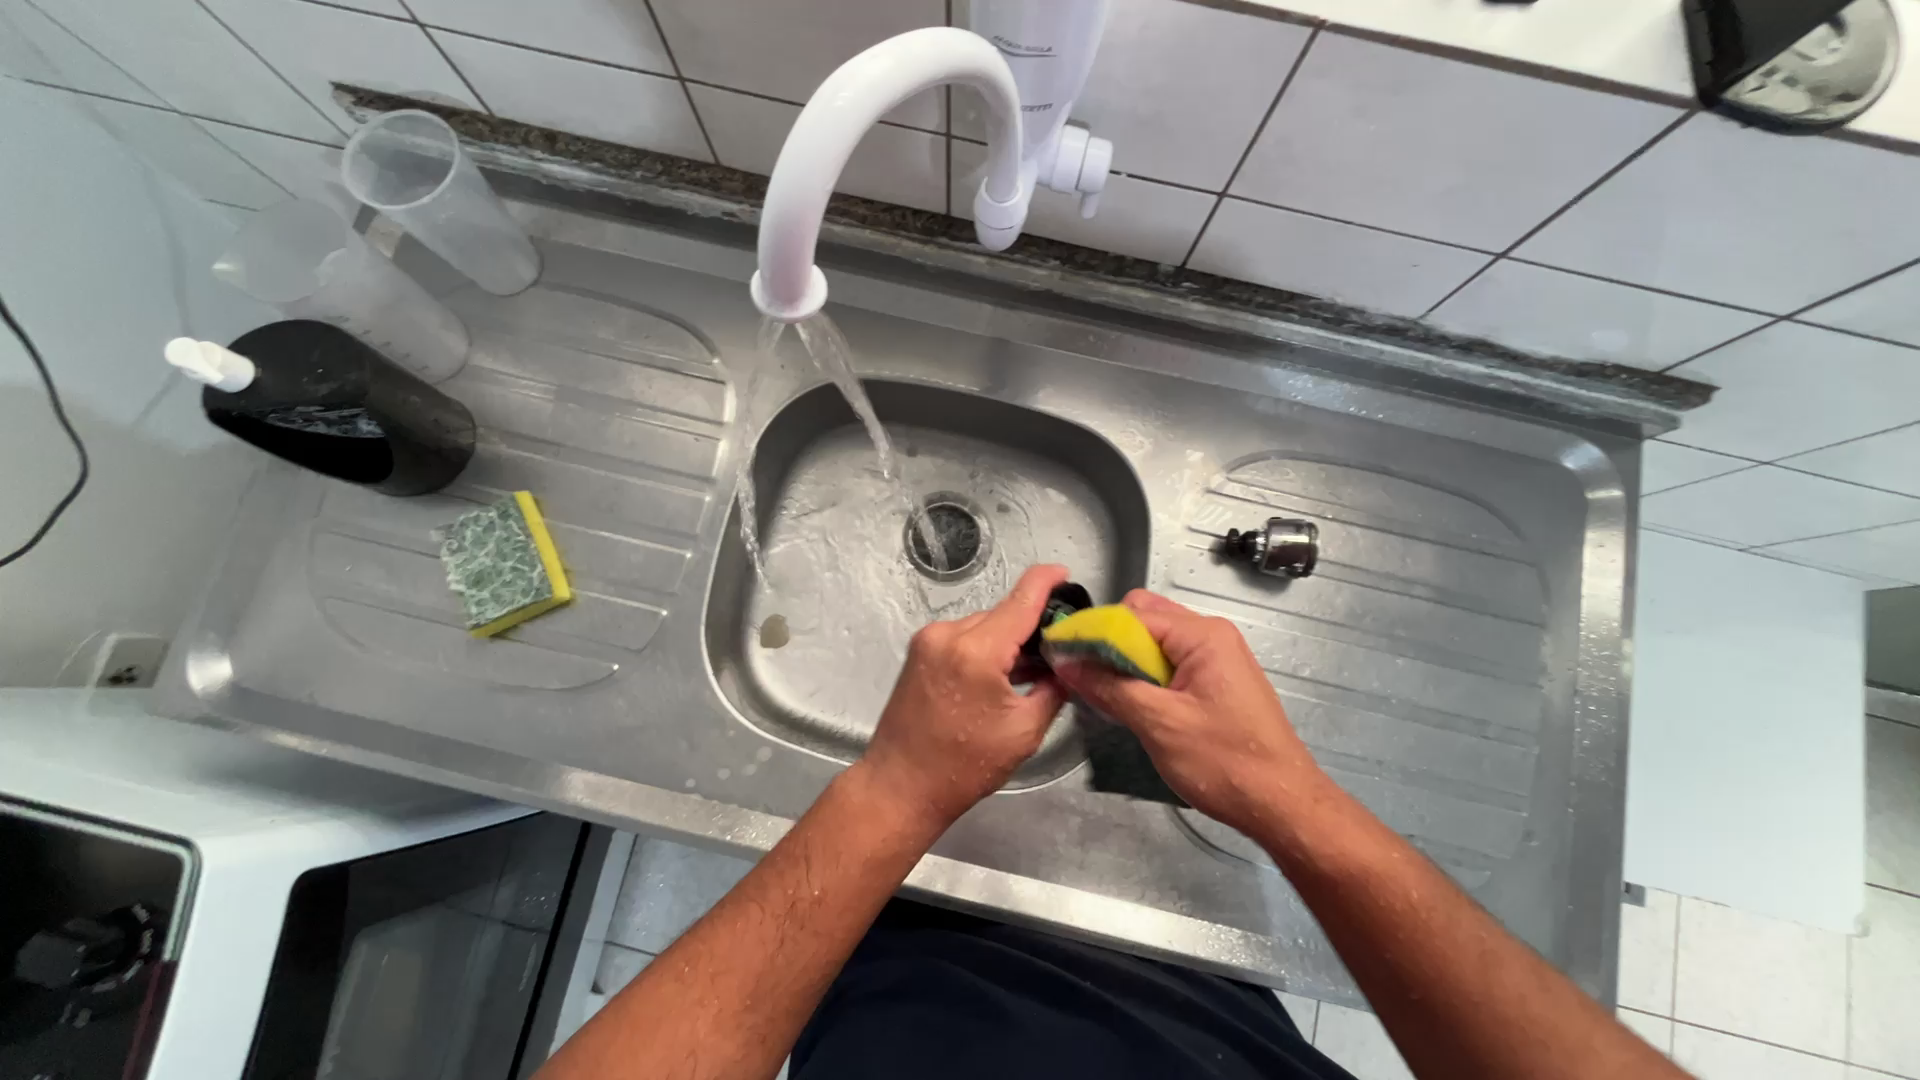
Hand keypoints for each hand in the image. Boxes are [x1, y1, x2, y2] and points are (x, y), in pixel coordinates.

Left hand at [858, 564, 1071, 830]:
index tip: (1066, 574)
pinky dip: (984, 648)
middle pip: (1003, 614)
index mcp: (977, 651)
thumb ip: (1054, 687)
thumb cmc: (965, 766)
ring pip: (983, 625)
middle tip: (1057, 654)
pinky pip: (963, 637)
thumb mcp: (1025, 730)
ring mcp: (928, 640)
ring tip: (1027, 674)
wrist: (901, 786)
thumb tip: (1067, 663)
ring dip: (1006, 641)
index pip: (1021, 599)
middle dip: (1031, 629)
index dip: (1048, 581)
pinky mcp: (919, 651)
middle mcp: (948, 634)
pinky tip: (998, 676)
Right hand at [1052, 589, 1322, 834]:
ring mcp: (1215, 657)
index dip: (1092, 632)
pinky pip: (1168, 662)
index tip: (1060, 656)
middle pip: (1143, 619)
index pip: (1131, 614)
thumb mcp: (1158, 724)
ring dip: (1125, 661)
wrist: (1282, 804)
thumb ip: (1109, 687)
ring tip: (1102, 693)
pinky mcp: (1215, 680)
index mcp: (1202, 635)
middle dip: (1108, 642)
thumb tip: (1066, 662)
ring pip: (1153, 642)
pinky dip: (1144, 675)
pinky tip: (1130, 703)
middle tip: (1083, 676)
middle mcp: (1210, 635)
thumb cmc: (1223, 761)